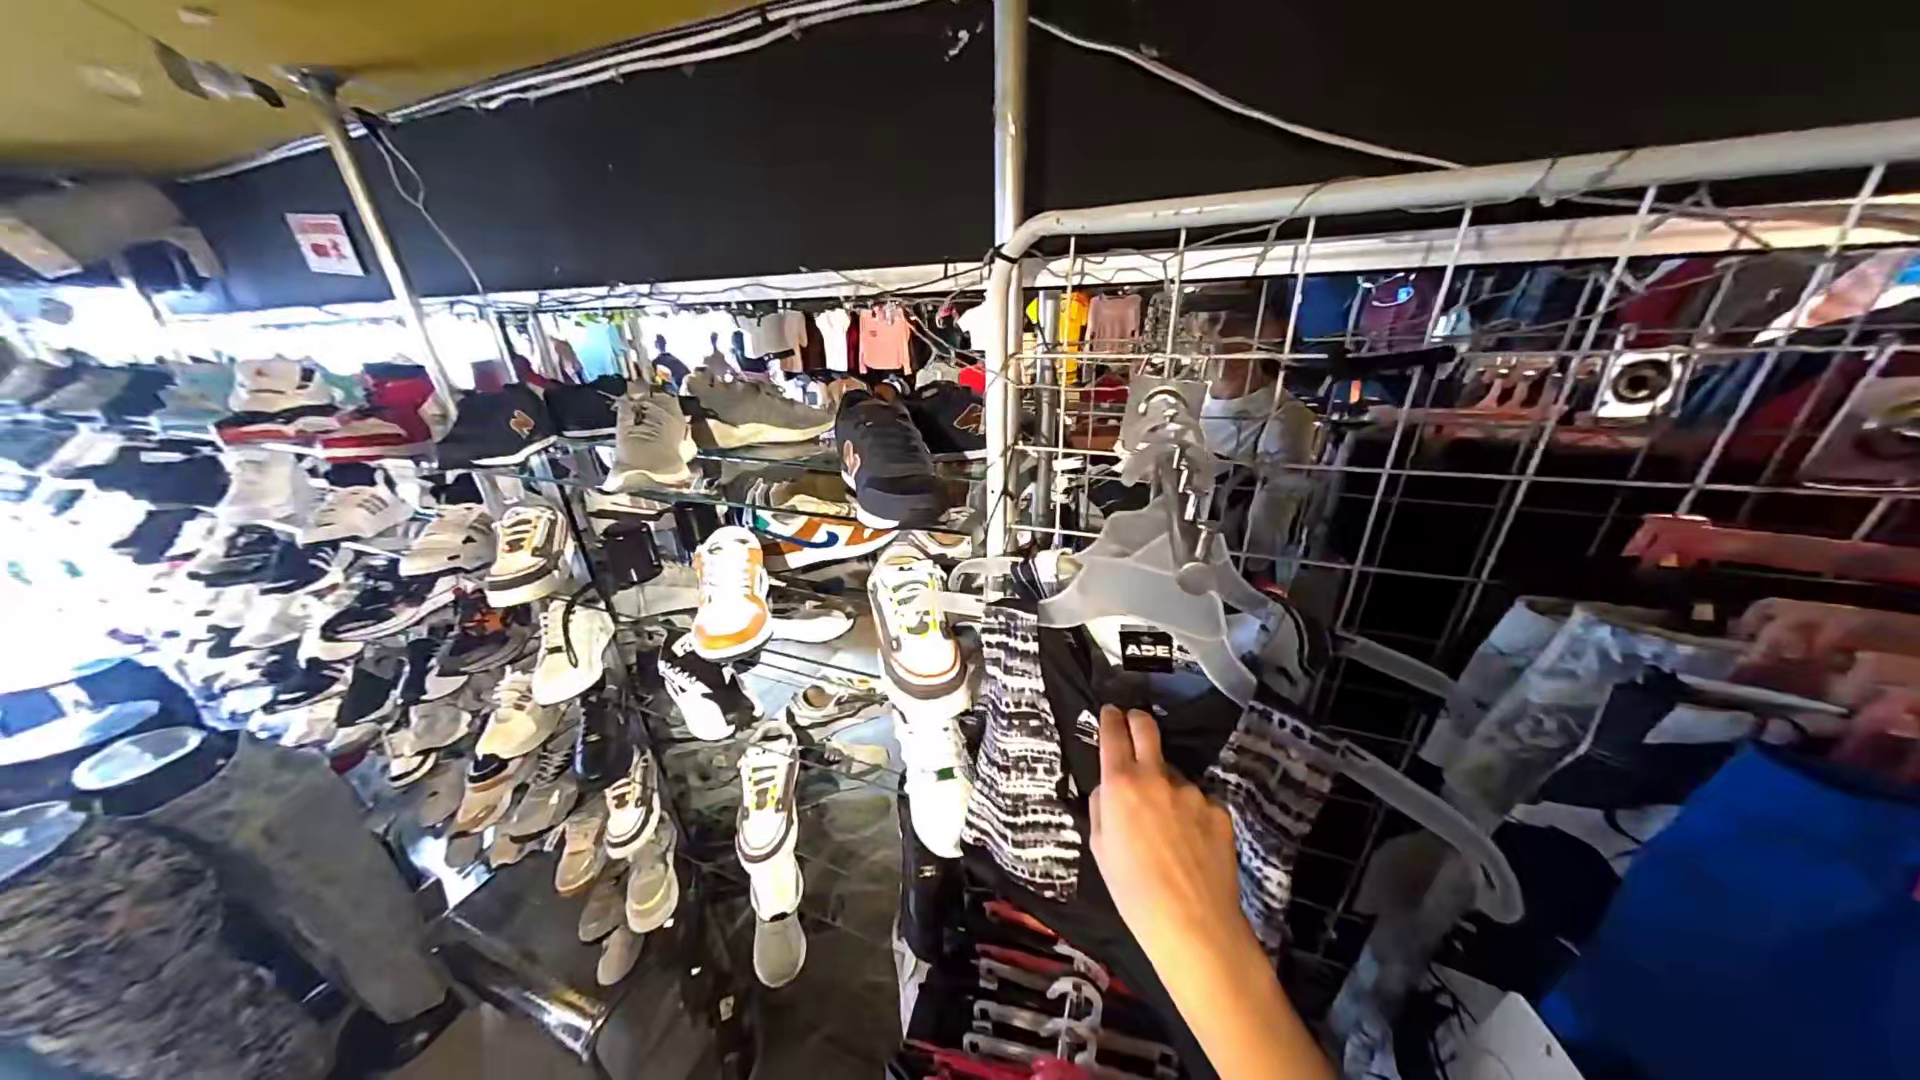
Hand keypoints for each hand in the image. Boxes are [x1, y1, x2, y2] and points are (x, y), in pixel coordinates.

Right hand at [1089, 705, 1250, 960]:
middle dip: (1137, 720)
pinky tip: (1189, 841)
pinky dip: (1189, 811)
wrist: (1193, 925)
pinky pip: (1197, 800)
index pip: (1113, 733)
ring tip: (1165, 822)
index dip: (1109, 717)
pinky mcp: (1218, 809)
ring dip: (1164, 782)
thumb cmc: (1133, 891)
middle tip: (1133, 725)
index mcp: (1121, 784)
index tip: (1109, 711)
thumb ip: (1101, 806)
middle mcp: (1157, 777)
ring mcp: (1192, 791)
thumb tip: (1109, 788)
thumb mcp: (1099, 846)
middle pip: (1147, 727)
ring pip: (1173, 772)